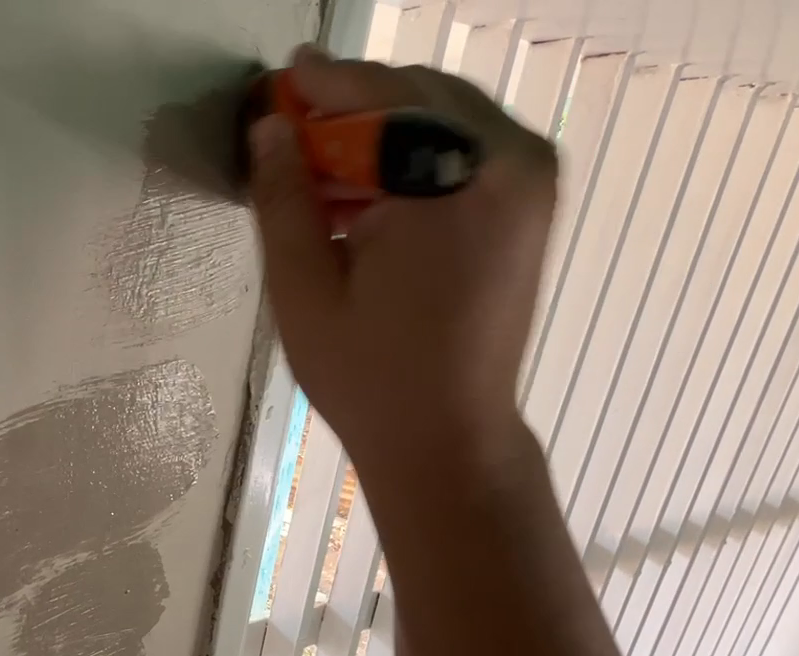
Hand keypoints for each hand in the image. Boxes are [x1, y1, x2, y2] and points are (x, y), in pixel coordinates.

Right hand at [248, 45, 558, 483]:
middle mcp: (509, 163)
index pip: (382, 101)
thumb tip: (268, 129)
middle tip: (292, 121)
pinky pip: (464, 151)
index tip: (280, 78)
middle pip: (420, 100)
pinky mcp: (529, 204)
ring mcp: (529, 181)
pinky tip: (363, 191)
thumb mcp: (303, 292)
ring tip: (318, 163)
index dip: (324, 85)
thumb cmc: (365, 375)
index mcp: (451, 184)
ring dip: (380, 131)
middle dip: (352, 105)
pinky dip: (411, 157)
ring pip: (444, 120)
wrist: (445, 434)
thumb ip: (283, 202)